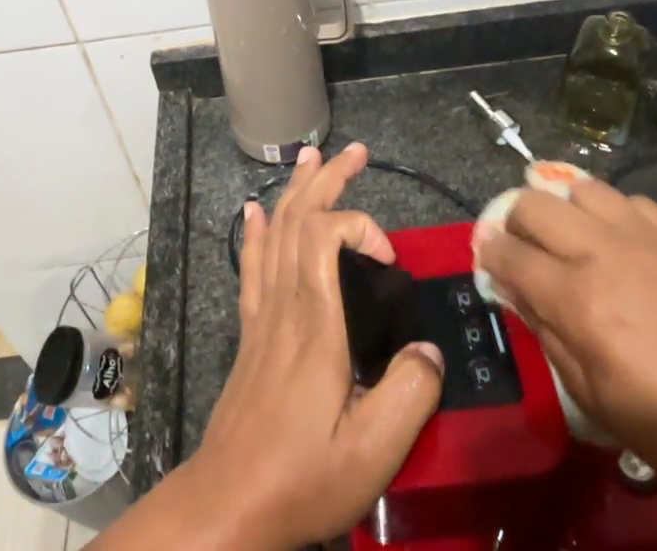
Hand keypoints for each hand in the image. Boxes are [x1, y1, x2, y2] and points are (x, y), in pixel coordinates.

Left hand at [103, 143, 442, 549]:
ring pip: (272, 235)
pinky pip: (251, 266)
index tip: (389, 258)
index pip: (323, 236)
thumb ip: (410, 392)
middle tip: (357, 151)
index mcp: (314, 323)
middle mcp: (283, 307)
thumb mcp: (374, 449)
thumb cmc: (303, 477)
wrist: (228, 505)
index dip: (359, 225)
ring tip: (311, 158)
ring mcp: (261, 318)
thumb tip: (429, 351)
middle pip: (296, 221)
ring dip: (295, 193)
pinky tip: (253, 212)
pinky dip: (256, 232)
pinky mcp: (250, 335)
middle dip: (327, 181)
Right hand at [475, 175, 656, 454]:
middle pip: (535, 205)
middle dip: (514, 222)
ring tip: (570, 236)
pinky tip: (622, 241)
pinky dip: (613, 214)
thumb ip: (546, 332)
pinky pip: (633, 201)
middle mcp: (605, 252)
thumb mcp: (590, 395)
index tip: (487, 260)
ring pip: (583, 188)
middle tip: (522, 248)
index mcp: (576, 298)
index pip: (507, 253)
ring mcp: (649, 237)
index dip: (488, 254)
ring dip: (564, 208)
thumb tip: (517, 292)